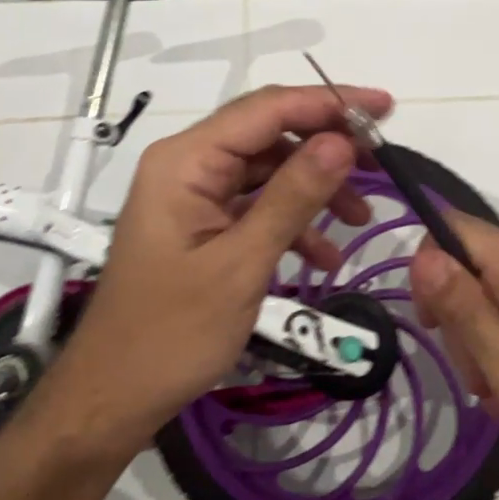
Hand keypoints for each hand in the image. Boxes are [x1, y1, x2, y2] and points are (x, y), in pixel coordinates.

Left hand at [35, 83, 394, 453]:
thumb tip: (342, 141)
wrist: (114, 396)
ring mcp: (194, 195)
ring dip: (316, 188)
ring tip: (362, 216)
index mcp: (186, 161)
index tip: (383, 108)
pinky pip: (255, 205)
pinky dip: (292, 222)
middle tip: (382, 162)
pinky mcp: (202, 224)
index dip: (328, 102)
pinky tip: (325, 256)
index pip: (267, 109)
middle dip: (327, 145)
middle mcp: (188, 164)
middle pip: (269, 133)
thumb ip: (292, 197)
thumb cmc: (172, 333)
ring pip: (268, 169)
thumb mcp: (241, 264)